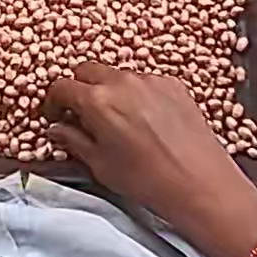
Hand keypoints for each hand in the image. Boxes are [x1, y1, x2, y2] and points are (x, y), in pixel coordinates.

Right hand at [43, 62, 256, 256]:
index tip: (56, 115)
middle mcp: (122, 82)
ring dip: (108, 90)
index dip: (53, 102)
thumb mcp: (100, 164)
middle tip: (81, 113)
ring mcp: (150, 80)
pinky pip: (144, 81)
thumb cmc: (149, 180)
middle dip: (79, 89)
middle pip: (87, 71)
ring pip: (116, 75)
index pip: (62, 87)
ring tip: (116, 120)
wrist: (202, 185)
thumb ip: (74, 140)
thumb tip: (58, 129)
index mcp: (97, 101)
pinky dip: (136, 94)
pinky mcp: (173, 84)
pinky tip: (144, 120)